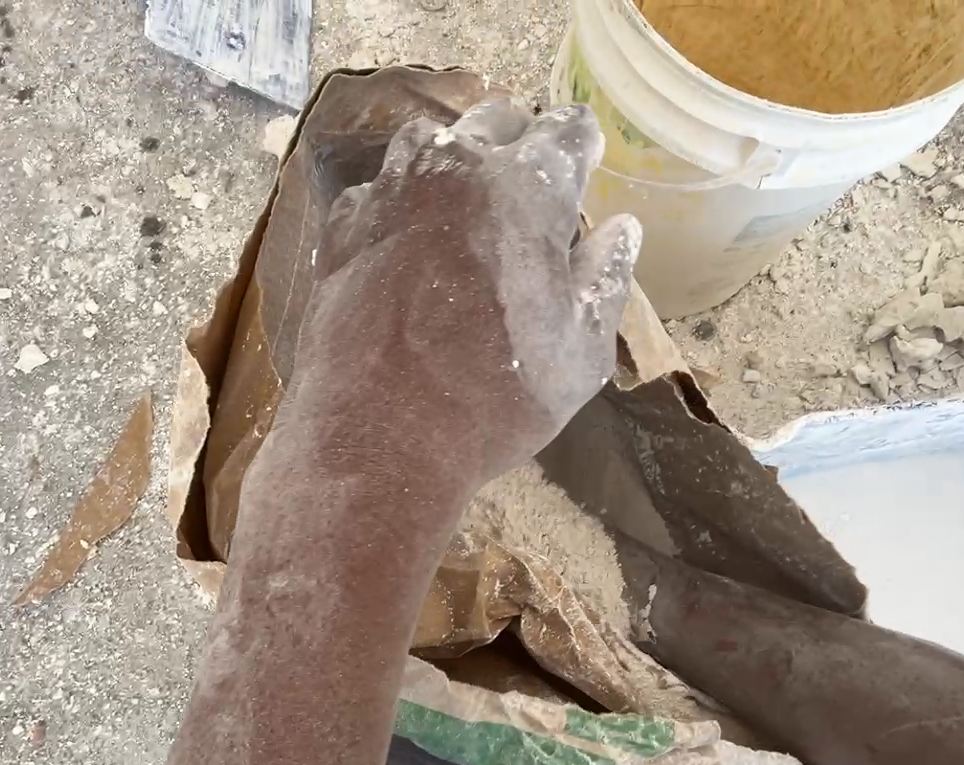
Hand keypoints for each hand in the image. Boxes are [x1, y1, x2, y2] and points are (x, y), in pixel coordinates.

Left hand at [280, 99, 641, 496]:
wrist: (376, 442)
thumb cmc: (492, 403)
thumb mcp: (580, 355)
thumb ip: (606, 281)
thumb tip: (621, 230)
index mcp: (526, 188)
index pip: (567, 129)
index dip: (579, 150)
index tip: (578, 175)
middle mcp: (454, 170)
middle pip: (495, 123)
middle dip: (518, 148)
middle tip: (523, 199)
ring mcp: (388, 195)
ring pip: (430, 146)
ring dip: (454, 167)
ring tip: (462, 215)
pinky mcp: (341, 231)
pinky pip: (377, 193)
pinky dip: (399, 207)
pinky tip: (403, 250)